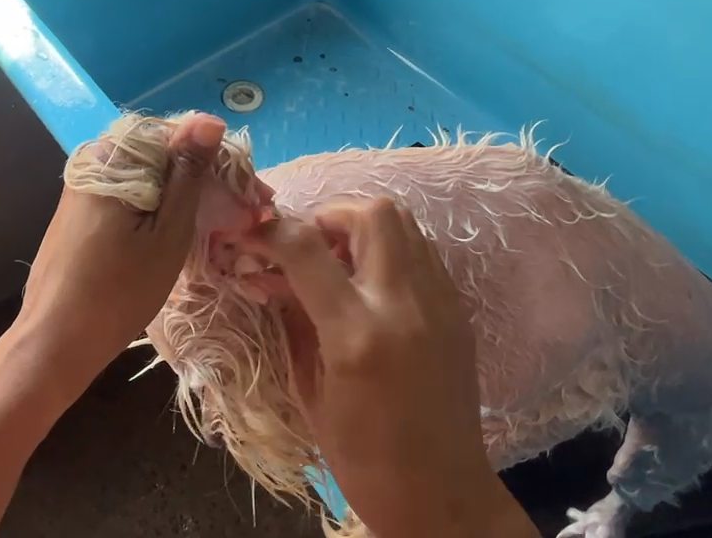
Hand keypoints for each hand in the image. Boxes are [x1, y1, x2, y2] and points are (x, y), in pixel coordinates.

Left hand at [8, 113, 227, 396]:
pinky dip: (158, 209)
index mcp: (111, 157)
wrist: (54, 341)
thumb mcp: (167, 232)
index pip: (177, 135)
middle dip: (205, 179)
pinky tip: (181, 232)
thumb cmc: (118, 290)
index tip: (254, 192)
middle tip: (247, 214)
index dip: (220, 160)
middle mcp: (93, 161)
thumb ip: (188, 172)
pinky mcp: (81, 212)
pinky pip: (130, 196)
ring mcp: (84, 186)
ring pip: (148, 177)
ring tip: (223, 225)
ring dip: (184, 195)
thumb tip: (209, 119)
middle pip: (161, 156)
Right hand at [242, 198, 535, 537]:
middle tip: (309, 248)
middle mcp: (404, 306)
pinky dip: (389, 249)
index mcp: (357, 335)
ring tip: (340, 262)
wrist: (443, 498)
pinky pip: (421, 250)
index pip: (307, 248)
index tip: (252, 236)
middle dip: (328, 216)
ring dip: (361, 227)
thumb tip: (266, 272)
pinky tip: (371, 283)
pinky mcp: (458, 309)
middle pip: (371, 213)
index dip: (271, 230)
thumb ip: (291, 317)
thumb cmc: (361, 456)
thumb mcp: (309, 389)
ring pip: (404, 221)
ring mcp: (440, 304)